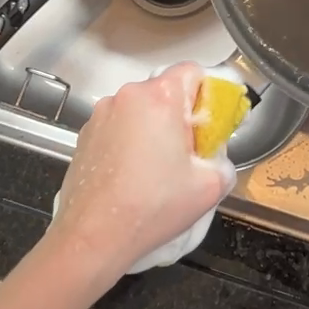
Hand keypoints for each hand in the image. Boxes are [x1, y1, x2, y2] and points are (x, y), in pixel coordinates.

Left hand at [48, 62, 233, 278]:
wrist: (92, 237)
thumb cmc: (151, 207)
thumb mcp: (209, 188)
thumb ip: (223, 162)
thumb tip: (217, 158)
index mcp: (161, 97)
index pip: (193, 71)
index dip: (207, 94)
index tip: (209, 124)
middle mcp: (129, 95)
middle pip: (165, 90)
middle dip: (179, 115)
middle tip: (186, 153)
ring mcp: (103, 113)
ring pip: (141, 109)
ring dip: (152, 127)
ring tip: (155, 169)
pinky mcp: (86, 133)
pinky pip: (118, 125)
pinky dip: (129, 140)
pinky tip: (130, 175)